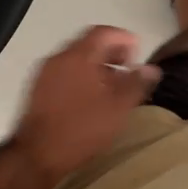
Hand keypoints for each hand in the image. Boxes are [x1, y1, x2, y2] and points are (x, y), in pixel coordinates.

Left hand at [11, 26, 161, 185]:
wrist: (36, 156)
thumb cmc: (81, 129)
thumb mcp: (118, 108)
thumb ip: (137, 84)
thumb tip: (151, 68)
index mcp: (78, 56)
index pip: (102, 32)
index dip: (124, 38)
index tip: (138, 52)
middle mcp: (58, 58)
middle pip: (87, 43)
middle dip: (111, 52)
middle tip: (128, 68)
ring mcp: (43, 74)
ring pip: (75, 59)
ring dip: (96, 66)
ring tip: (112, 87)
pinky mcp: (36, 91)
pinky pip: (64, 73)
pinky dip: (81, 77)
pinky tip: (91, 99)